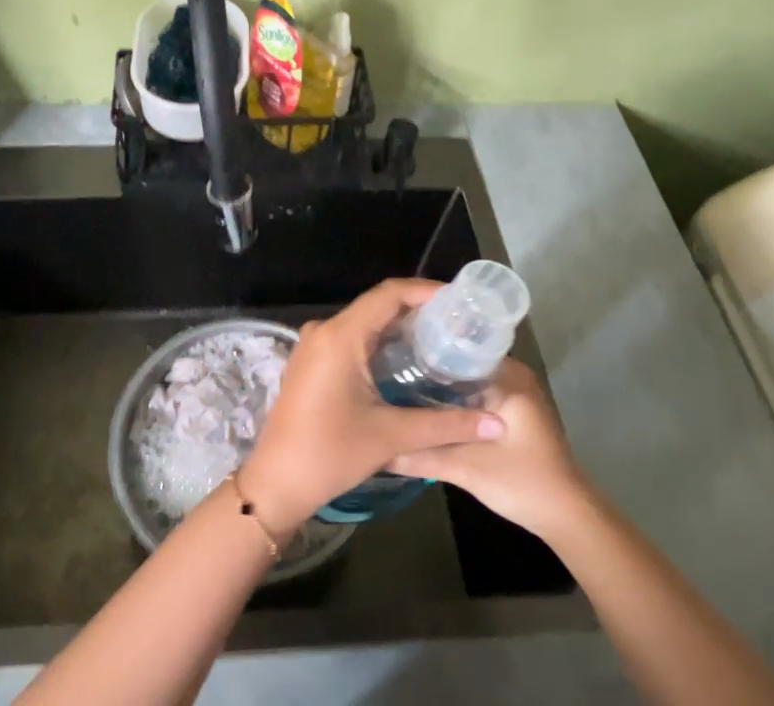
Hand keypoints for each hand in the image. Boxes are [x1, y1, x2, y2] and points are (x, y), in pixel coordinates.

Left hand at [238, 278, 504, 534]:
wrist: (276, 483)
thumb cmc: (330, 453)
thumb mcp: (392, 436)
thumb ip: (446, 425)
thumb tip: (497, 424)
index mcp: (340, 337)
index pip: (388, 294)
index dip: (425, 291)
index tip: (459, 301)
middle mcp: (323, 332)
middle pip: (377, 306)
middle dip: (418, 312)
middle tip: (459, 326)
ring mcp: (313, 347)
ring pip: (364, 325)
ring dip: (399, 330)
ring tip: (442, 343)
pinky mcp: (311, 364)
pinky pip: (350, 341)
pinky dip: (380, 345)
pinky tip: (408, 363)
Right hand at [386, 359, 590, 540]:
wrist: (566, 516)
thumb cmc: (523, 483)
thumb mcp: (466, 469)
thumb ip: (420, 456)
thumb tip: (377, 448)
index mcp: (507, 376)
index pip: (455, 349)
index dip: (420, 354)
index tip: (386, 358)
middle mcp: (511, 375)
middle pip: (457, 364)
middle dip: (423, 372)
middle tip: (382, 376)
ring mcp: (511, 393)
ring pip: (463, 381)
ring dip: (435, 389)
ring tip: (393, 390)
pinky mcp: (508, 412)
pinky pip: (471, 396)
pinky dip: (449, 402)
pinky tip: (421, 411)